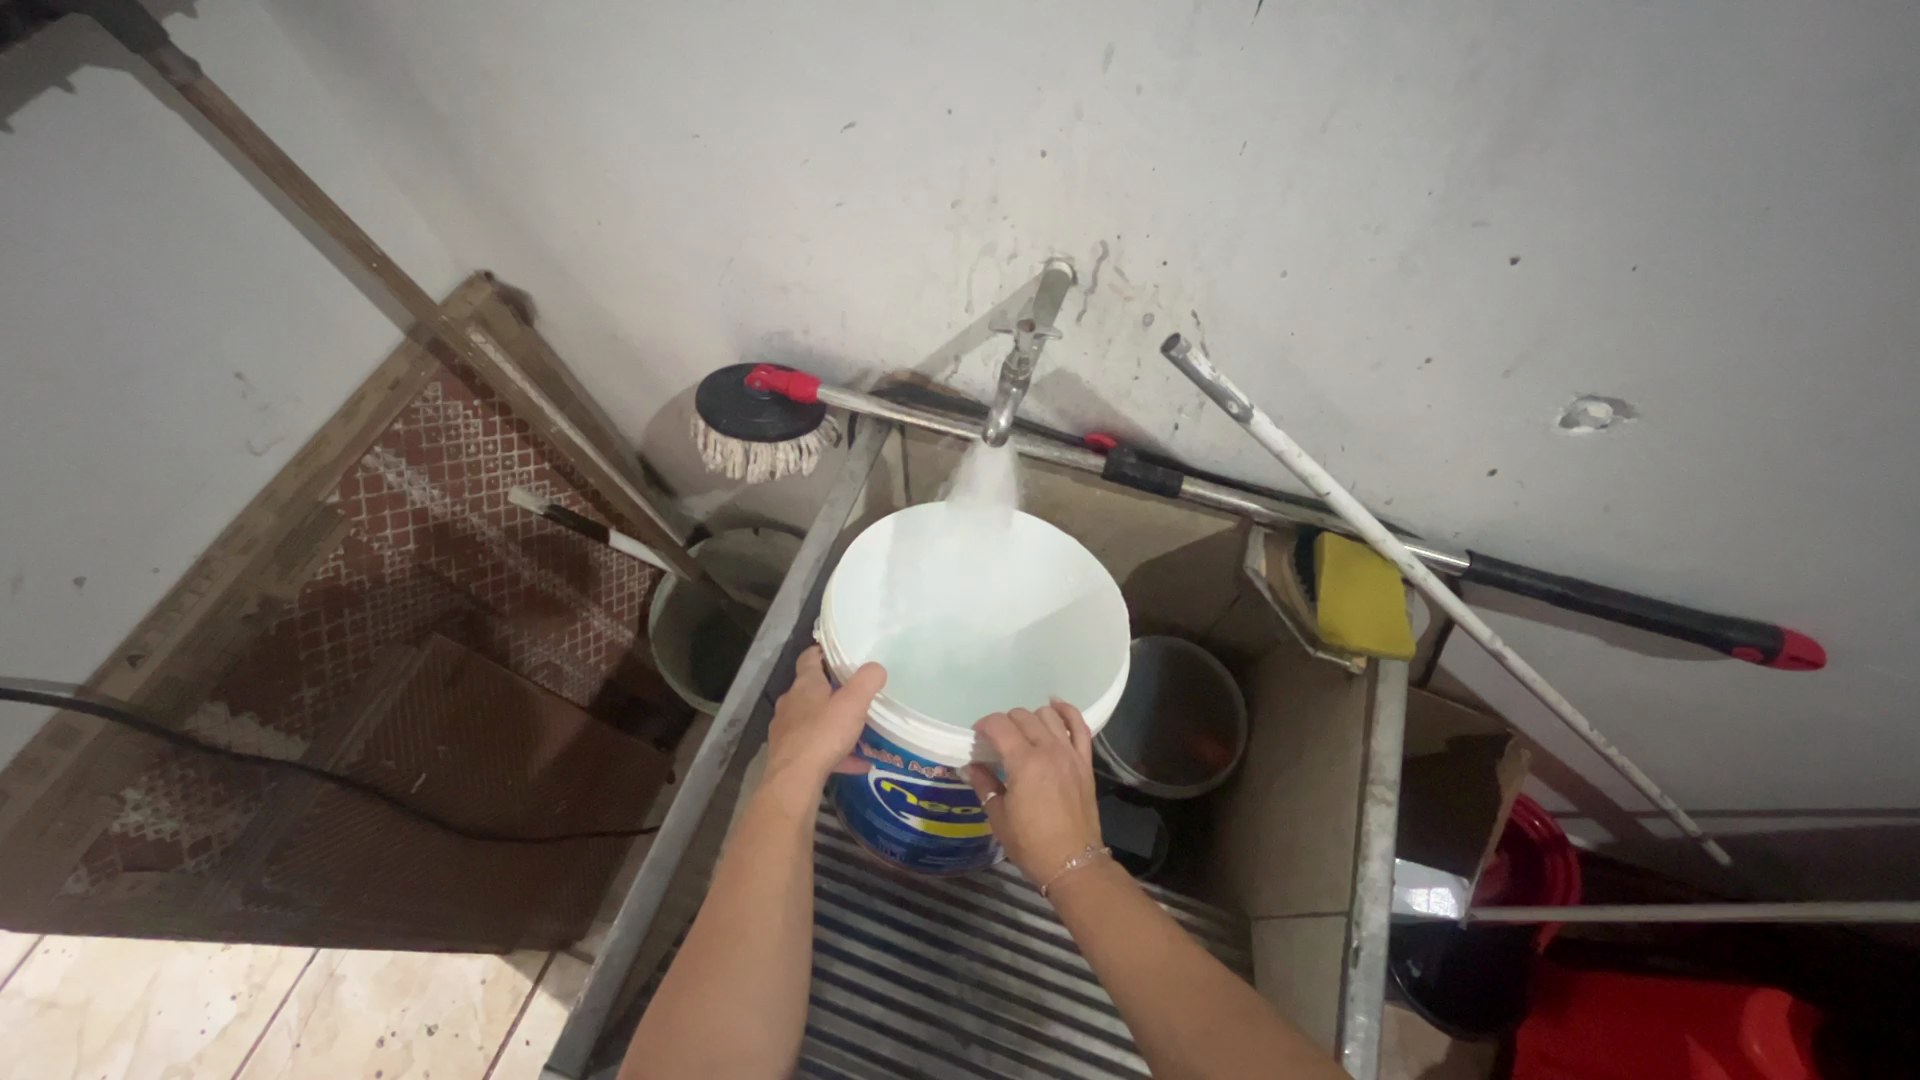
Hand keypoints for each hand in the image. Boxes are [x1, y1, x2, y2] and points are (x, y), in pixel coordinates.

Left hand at [765, 646, 885, 791]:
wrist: (795, 779)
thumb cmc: (824, 733)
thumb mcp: (853, 703)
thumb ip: (867, 681)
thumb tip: (876, 668)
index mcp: (805, 685)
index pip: (809, 658)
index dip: (822, 652)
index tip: (837, 653)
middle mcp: (791, 703)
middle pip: (810, 690)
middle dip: (831, 691)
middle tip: (854, 694)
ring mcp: (786, 730)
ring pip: (812, 721)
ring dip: (832, 724)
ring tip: (857, 732)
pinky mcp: (787, 754)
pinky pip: (815, 748)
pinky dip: (834, 752)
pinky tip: (857, 764)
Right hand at [965, 699, 1103, 884]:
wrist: (1073, 863)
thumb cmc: (1031, 844)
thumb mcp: (998, 816)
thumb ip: (984, 784)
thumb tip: (969, 765)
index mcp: (1024, 762)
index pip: (999, 725)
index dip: (984, 725)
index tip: (976, 737)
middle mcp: (1048, 750)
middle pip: (1022, 717)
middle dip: (1004, 723)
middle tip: (996, 741)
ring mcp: (1070, 754)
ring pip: (1048, 716)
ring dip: (1030, 718)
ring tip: (1022, 733)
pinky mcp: (1084, 762)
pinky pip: (1079, 726)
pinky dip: (1067, 711)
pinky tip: (1054, 705)